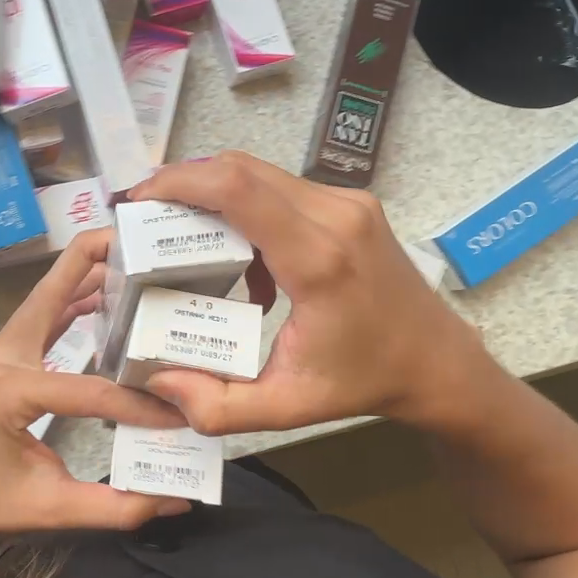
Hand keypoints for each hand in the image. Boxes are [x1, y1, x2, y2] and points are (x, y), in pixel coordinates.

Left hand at [0, 231, 192, 554]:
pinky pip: (42, 318)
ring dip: (82, 276)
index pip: (85, 389)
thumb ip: (117, 507)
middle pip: (48, 297)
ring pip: (44, 301)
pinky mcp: (4, 358)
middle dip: (90, 262)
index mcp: (6, 394)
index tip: (178, 411)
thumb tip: (180, 498)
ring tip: (127, 256)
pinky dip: (71, 301)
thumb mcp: (53, 509)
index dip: (133, 402)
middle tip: (132, 236)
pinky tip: (104, 294)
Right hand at [127, 152, 500, 436]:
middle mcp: (335, 216)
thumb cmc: (364, 383)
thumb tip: (157, 380)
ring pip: (260, 173)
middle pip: (241, 169)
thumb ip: (217, 407)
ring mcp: (348, 203)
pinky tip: (240, 257)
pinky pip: (281, 188)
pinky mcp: (350, 204)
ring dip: (214, 194)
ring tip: (182, 232)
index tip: (139, 202)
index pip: (237, 189)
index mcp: (318, 260)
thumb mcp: (287, 408)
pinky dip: (245, 207)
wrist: (438, 362)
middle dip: (184, 183)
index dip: (180, 183)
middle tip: (146, 216)